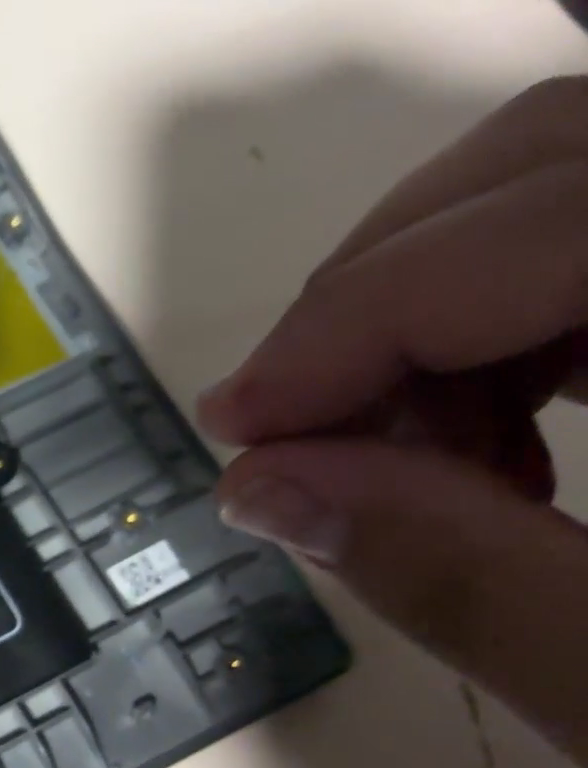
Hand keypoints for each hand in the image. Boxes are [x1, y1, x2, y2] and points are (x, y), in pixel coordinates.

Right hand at [197, 76, 587, 759]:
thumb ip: (465, 580)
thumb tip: (259, 489)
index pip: (545, 224)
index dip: (350, 322)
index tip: (238, 427)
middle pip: (554, 159)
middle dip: (377, 303)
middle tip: (305, 439)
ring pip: (561, 190)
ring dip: (429, 327)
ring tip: (412, 464)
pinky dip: (500, 336)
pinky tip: (494, 442)